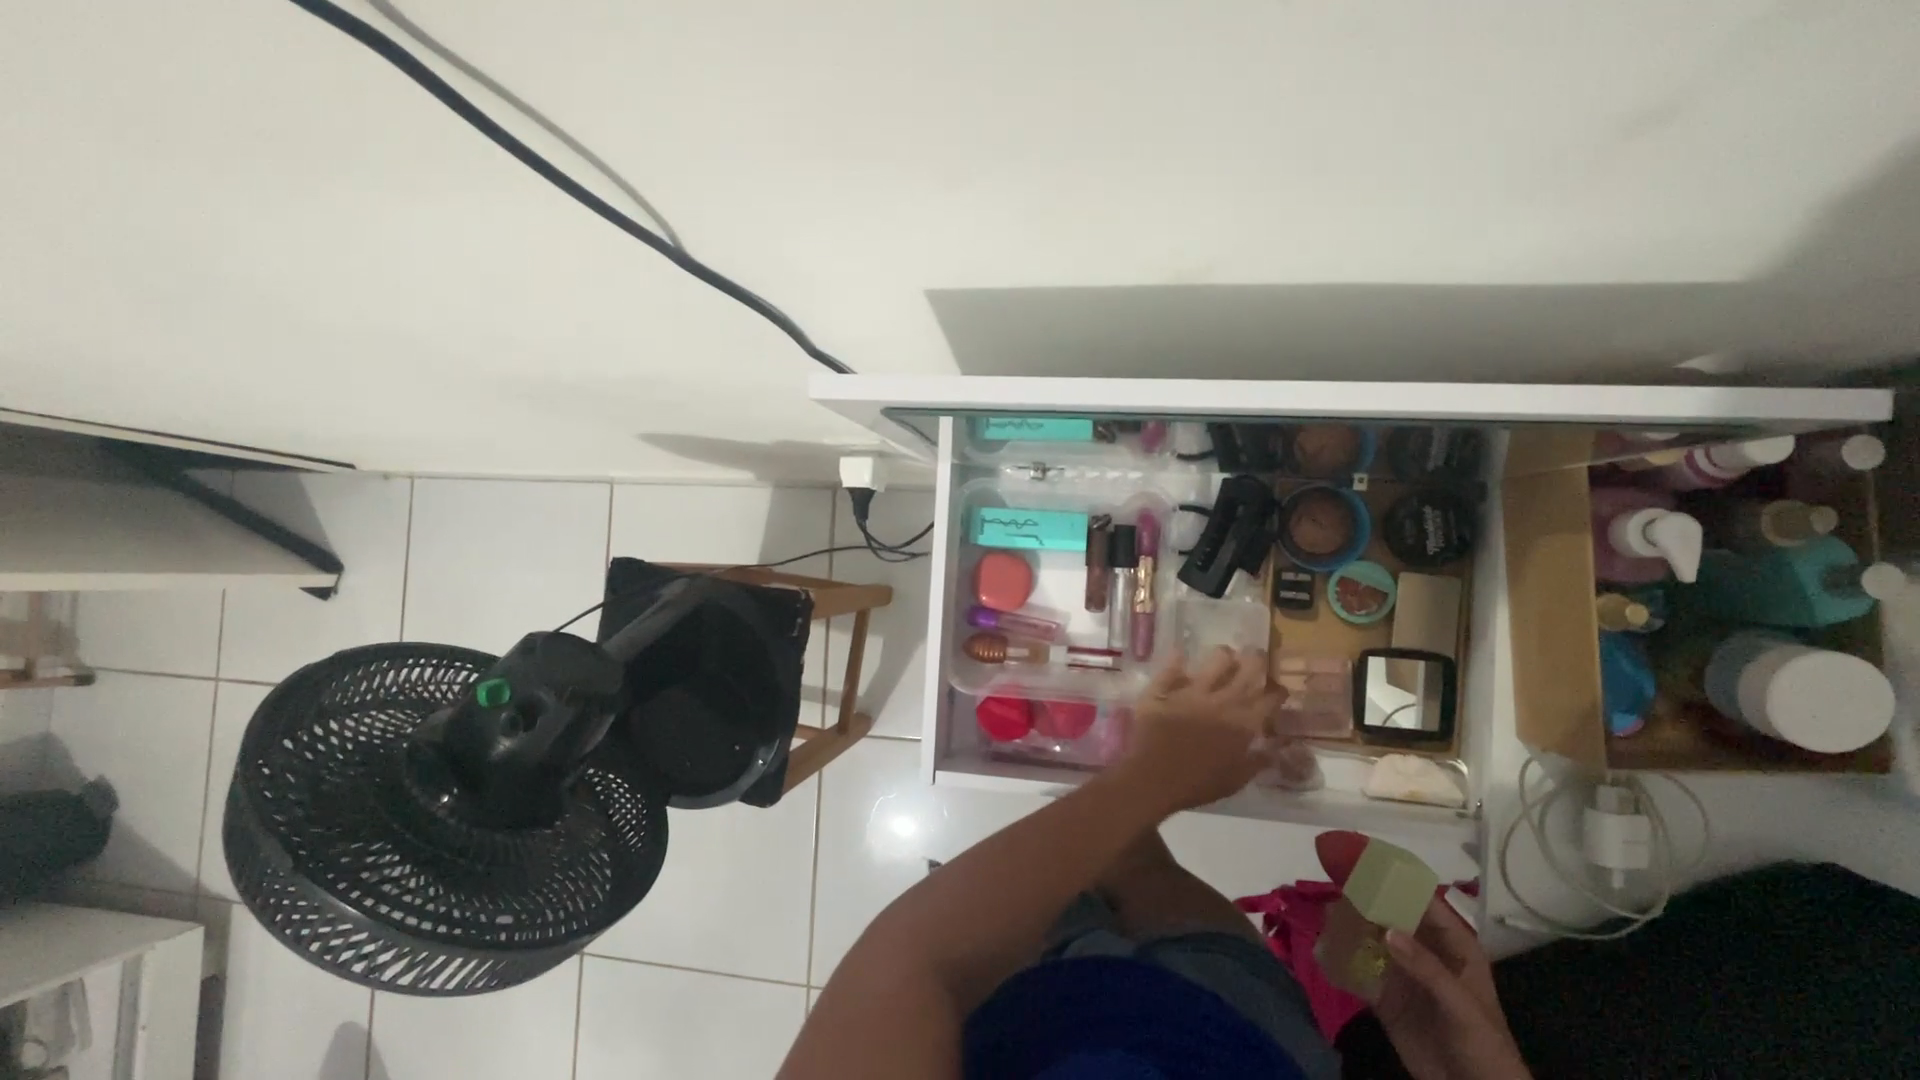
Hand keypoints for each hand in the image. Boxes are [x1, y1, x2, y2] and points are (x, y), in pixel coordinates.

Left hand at [1114, 648, 1286, 812]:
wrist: (1153, 778)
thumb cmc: (1198, 784)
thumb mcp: (1235, 780)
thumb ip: (1258, 762)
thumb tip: (1277, 750)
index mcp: (1243, 723)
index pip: (1270, 698)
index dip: (1278, 691)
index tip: (1278, 689)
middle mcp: (1222, 700)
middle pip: (1248, 668)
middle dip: (1256, 659)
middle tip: (1255, 657)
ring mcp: (1191, 691)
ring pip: (1216, 659)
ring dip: (1224, 656)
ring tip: (1224, 657)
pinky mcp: (1164, 688)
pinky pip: (1172, 666)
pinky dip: (1177, 659)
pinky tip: (1180, 656)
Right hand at [1316, 832, 1527, 1079]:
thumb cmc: (1483, 1044)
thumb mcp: (1460, 1004)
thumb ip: (1425, 966)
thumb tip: (1386, 929)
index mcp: (1452, 945)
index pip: (1420, 900)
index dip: (1392, 877)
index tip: (1362, 857)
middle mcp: (1424, 951)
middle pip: (1389, 914)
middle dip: (1363, 896)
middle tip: (1331, 877)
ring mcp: (1402, 974)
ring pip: (1370, 938)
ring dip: (1348, 925)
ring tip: (1323, 913)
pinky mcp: (1384, 998)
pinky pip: (1358, 970)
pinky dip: (1340, 959)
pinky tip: (1322, 948)